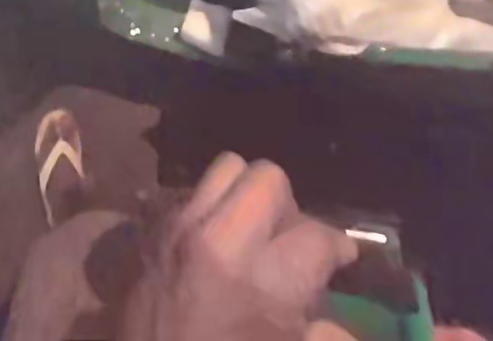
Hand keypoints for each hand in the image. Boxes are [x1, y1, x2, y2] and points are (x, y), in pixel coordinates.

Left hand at [120, 153, 356, 340]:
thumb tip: (338, 323)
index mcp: (262, 283)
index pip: (315, 236)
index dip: (337, 247)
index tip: (340, 257)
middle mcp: (218, 239)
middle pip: (267, 178)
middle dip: (288, 206)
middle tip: (288, 241)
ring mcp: (179, 226)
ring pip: (226, 168)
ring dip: (246, 195)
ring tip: (251, 233)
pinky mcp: (152, 227)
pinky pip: (192, 192)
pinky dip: (213, 209)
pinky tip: (216, 243)